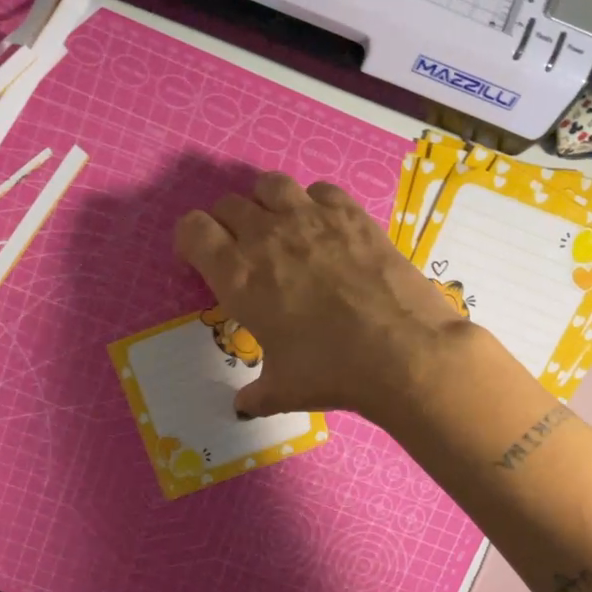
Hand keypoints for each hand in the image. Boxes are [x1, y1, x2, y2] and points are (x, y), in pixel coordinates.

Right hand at [174, 172, 477, 425]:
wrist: (401, 351)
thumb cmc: (329, 372)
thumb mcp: (282, 390)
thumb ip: (257, 393)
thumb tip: (244, 405)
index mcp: (237, 277)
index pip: (192, 230)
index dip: (190, 241)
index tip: (199, 259)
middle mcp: (266, 237)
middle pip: (229, 205)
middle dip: (226, 225)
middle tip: (241, 253)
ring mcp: (310, 218)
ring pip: (270, 186)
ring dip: (265, 204)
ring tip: (278, 230)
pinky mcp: (351, 213)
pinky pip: (318, 190)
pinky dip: (312, 204)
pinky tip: (323, 230)